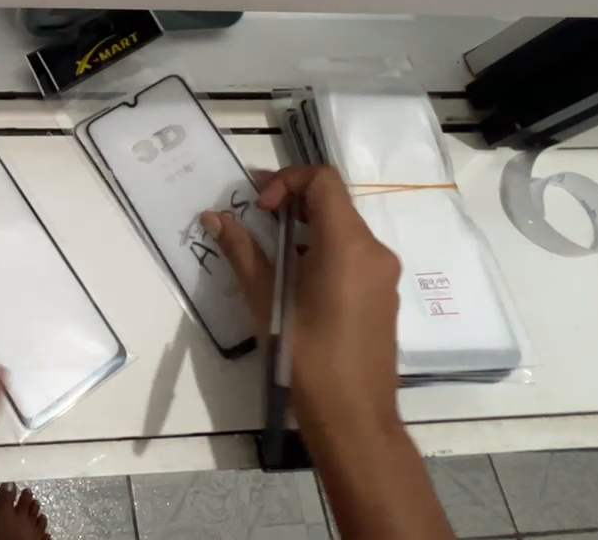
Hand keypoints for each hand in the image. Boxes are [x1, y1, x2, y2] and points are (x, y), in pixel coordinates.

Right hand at [200, 165, 402, 432]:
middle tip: (255, 216)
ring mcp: (382, 274)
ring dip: (303, 224)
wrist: (353, 417)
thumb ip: (241, 249)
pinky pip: (350, 251)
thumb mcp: (266, 298)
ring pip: (341, 226)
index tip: (261, 209)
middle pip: (332, 200)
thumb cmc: (306, 354)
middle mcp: (373, 251)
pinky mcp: (382, 293)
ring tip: (269, 247)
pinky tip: (294, 275)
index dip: (287, 180)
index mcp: (348, 245)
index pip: (322, 180)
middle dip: (290, 199)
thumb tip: (214, 217)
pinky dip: (320, 246)